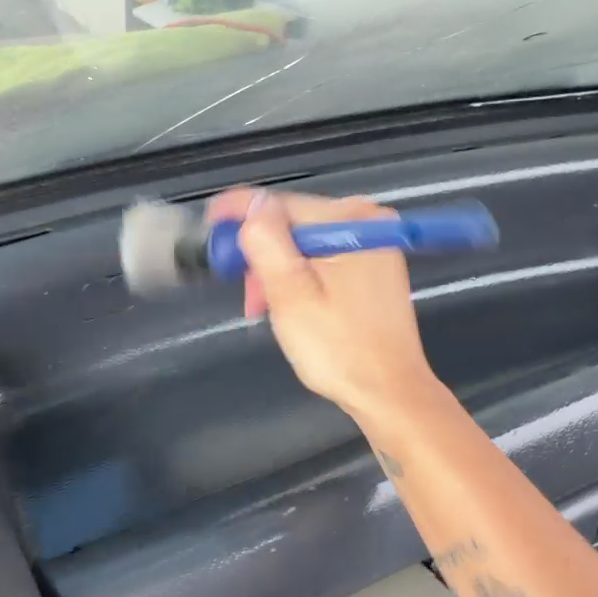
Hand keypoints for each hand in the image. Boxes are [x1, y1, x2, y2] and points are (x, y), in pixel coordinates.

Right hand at [206, 188, 439, 415]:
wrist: (388, 391)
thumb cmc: (339, 349)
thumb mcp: (291, 295)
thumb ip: (267, 243)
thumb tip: (252, 206)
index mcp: (349, 220)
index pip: (281, 205)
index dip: (240, 214)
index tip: (210, 224)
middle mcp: (368, 222)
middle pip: (294, 225)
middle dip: (262, 256)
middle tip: (249, 299)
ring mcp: (375, 247)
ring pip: (307, 246)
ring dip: (279, 273)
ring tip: (268, 310)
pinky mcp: (374, 272)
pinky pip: (325, 263)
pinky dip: (302, 280)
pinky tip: (293, 308)